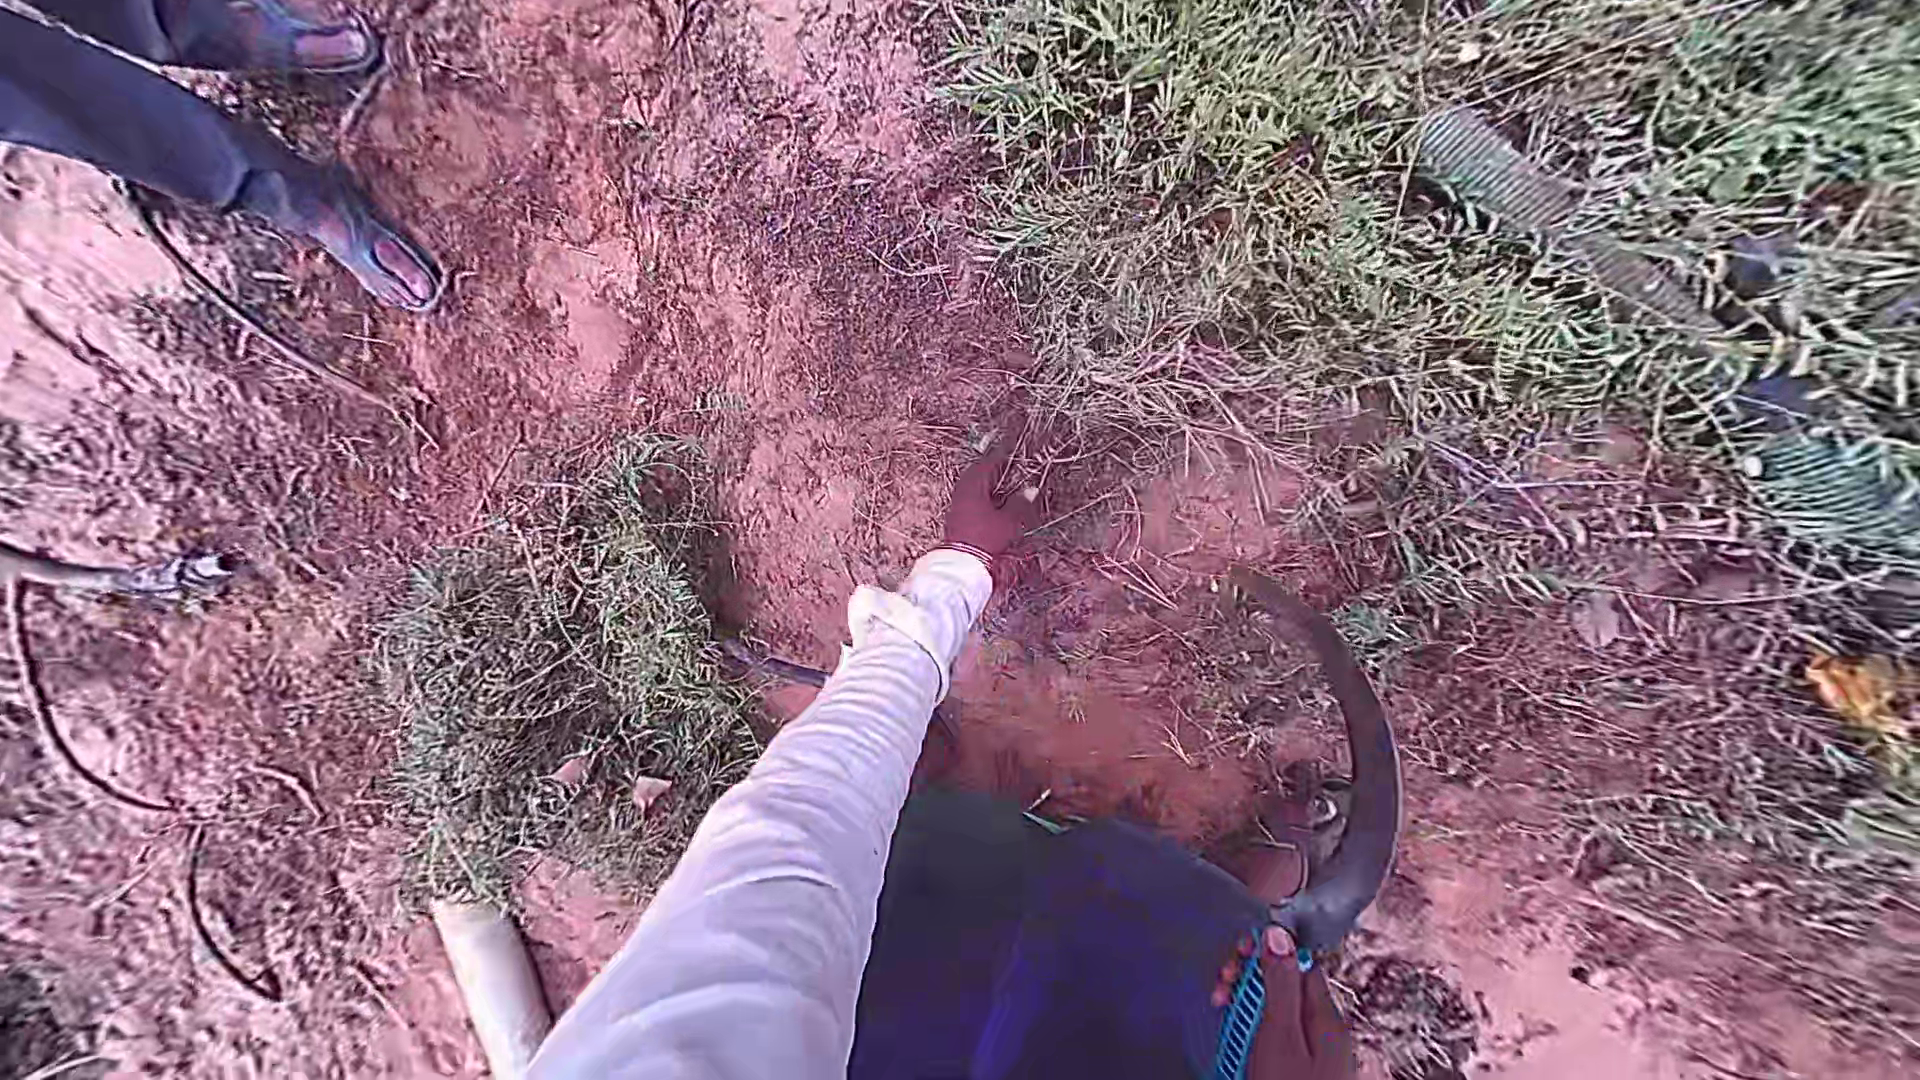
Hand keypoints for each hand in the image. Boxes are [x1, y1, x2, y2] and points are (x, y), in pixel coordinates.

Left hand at [942, 438, 1037, 562]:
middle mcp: (962, 492)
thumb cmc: (985, 538)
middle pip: (978, 474)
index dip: (1002, 460)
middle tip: (1009, 471)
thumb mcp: (1008, 520)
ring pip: (973, 488)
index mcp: (973, 486)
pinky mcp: (956, 519)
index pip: (988, 464)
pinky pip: (970, 500)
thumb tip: (1030, 490)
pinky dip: (982, 498)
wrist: (963, 564)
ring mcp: (957, 506)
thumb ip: (1020, 502)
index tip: (1013, 457)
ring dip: (988, 486)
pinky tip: (993, 506)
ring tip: (1004, 488)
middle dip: (994, 472)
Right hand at [1212, 927, 1354, 1079]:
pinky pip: (1272, 1029)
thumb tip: (1279, 931)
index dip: (1267, 949)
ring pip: (1274, 1004)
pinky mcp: (1295, 1066)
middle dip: (1249, 974)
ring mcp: (1311, 1051)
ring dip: (1244, 998)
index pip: (1298, 960)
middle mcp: (1323, 1030)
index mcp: (1326, 1018)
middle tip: (1224, 984)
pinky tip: (1234, 1031)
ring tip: (1222, 1007)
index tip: (1239, 954)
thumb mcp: (1280, 1036)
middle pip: (1284, 980)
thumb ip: (1280, 983)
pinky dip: (1250, 1024)